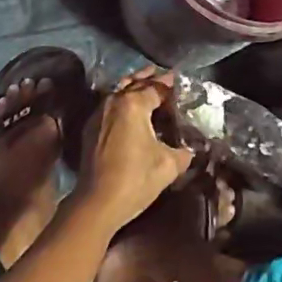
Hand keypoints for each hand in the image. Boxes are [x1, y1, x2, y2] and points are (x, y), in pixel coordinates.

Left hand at [75, 68, 194, 231]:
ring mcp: (99, 113)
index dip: (172, 86)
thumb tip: (190, 148)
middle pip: (136, 82)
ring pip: (120, 91)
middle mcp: (115, 101)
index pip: (157, 87)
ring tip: (148, 86)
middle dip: (151, 79)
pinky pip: (110, 104)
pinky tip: (131, 110)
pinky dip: (123, 101)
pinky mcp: (91, 127)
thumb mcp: (169, 165)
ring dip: (134, 86)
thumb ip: (183, 152)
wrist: (96, 204)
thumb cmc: (135, 179)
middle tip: (166, 77)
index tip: (182, 85)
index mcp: (134, 103)